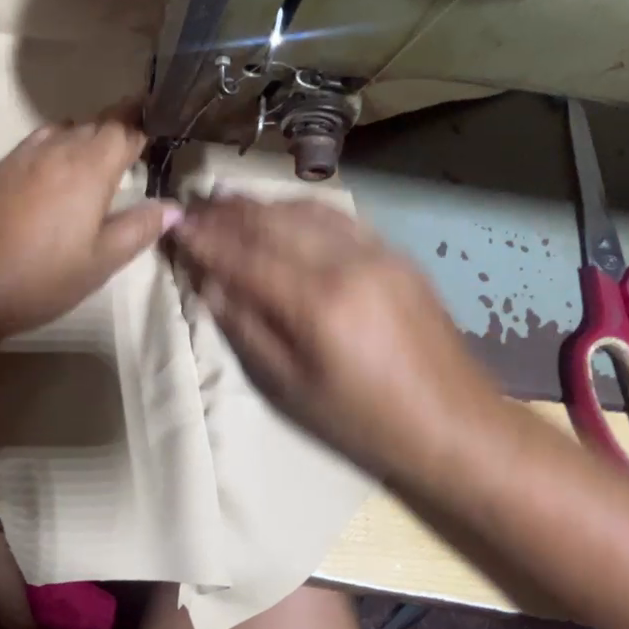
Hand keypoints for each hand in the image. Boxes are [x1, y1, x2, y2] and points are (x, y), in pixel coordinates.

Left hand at [0, 105, 178, 348]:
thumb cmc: (39, 281)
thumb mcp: (99, 263)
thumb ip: (139, 229)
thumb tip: (173, 207)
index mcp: (87, 168)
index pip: (124, 130)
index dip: (145, 130)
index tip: (162, 132)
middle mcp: (56, 150)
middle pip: (95, 124)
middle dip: (118, 128)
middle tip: (136, 145)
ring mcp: (22, 156)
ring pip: (64, 130)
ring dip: (85, 136)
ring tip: (98, 158)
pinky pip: (37, 142)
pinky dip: (57, 146)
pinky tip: (56, 173)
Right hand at [171, 195, 506, 479]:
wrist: (455, 424)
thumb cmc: (364, 420)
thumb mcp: (290, 386)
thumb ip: (245, 326)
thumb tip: (207, 283)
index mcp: (317, 304)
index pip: (243, 257)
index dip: (204, 241)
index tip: (172, 228)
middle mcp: (347, 264)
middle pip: (272, 222)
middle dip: (225, 213)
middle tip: (190, 207)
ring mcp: (377, 253)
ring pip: (304, 210)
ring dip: (259, 205)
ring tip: (223, 203)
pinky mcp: (395, 254)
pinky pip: (337, 217)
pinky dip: (298, 209)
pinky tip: (277, 212)